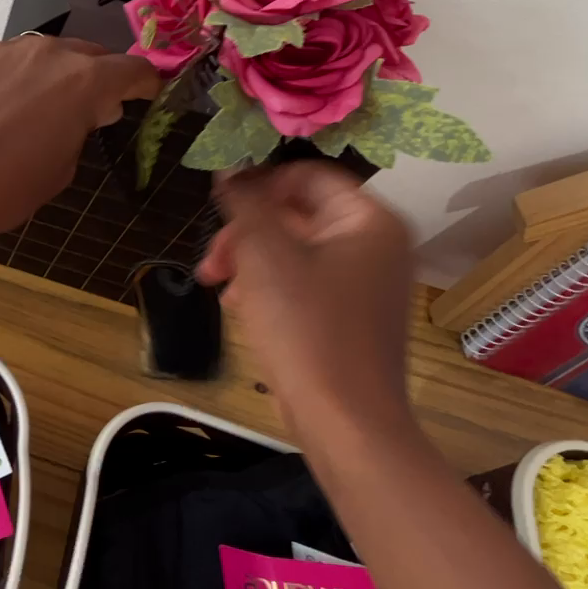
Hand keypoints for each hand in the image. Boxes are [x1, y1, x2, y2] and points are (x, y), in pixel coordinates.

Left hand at [0, 35, 160, 247]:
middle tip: (98, 110)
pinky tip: (10, 108)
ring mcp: (8, 51)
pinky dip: (24, 78)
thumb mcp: (60, 169)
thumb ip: (80, 132)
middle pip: (91, 55)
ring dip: (61, 75)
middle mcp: (49, 54)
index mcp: (84, 81)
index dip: (145, 83)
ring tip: (50, 110)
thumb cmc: (3, 186)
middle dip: (101, 78)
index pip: (132, 69)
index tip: (147, 95)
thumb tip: (84, 114)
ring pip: (49, 55)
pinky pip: (15, 61)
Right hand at [197, 163, 417, 435]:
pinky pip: (302, 279)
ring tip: (217, 284)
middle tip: (212, 257)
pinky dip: (267, 283)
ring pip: (292, 247)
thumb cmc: (305, 327)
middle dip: (245, 230)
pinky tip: (239, 305)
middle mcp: (375, 244)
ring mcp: (365, 282)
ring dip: (248, 257)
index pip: (305, 175)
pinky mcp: (350, 314)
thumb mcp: (264, 253)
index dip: (258, 183)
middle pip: (295, 213)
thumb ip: (245, 201)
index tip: (218, 204)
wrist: (344, 420)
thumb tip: (230, 168)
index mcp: (368, 221)